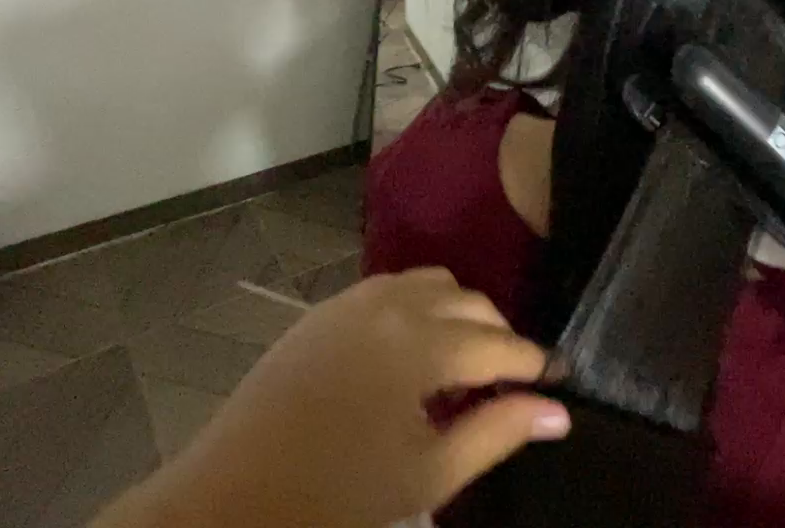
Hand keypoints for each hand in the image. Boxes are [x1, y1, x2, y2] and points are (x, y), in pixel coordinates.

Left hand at [99, 268, 568, 527]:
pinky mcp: (327, 308)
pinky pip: (393, 287)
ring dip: (459, 314)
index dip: (535, 362)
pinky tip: (412, 352)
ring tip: (462, 364)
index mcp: (421, 346)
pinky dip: (419, 307)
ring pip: (433, 284)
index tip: (560, 378)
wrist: (224, 499)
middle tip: (511, 381)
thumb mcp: (425, 476)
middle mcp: (394, 305)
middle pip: (471, 303)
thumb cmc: (332, 497)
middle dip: (499, 336)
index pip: (499, 345)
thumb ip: (496, 433)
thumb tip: (558, 413)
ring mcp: (356, 299)